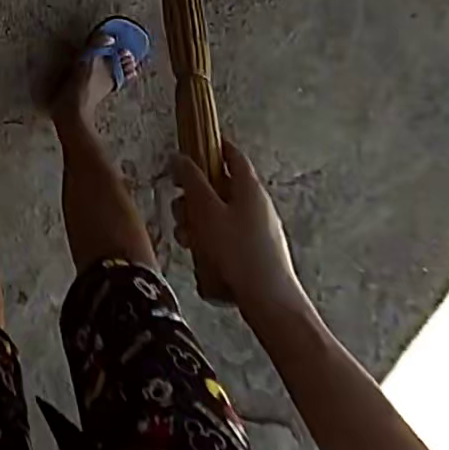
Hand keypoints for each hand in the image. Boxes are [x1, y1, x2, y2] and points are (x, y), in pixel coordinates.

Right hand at [172, 141, 305, 312]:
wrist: (269, 302)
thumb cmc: (238, 251)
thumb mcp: (207, 211)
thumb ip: (191, 181)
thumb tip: (179, 157)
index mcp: (249, 186)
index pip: (231, 154)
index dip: (211, 146)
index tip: (191, 147)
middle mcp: (256, 203)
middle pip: (220, 186)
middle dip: (194, 194)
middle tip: (179, 206)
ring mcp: (258, 228)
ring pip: (220, 212)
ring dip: (198, 219)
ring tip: (185, 237)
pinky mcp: (255, 250)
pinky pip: (227, 233)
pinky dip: (210, 237)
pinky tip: (197, 253)